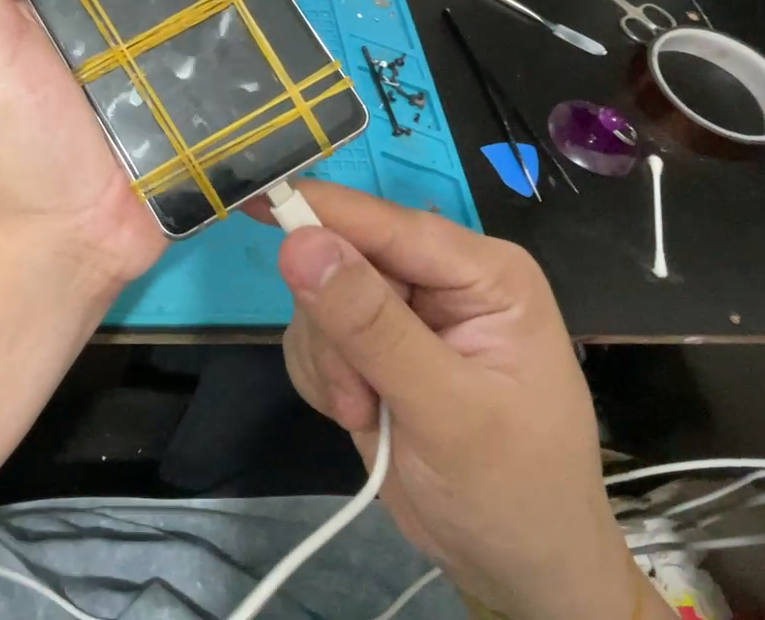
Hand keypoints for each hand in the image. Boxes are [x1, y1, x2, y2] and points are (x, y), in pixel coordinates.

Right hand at [268, 181, 652, 619]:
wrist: (511, 563)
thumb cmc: (511, 488)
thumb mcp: (447, 411)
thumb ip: (372, 326)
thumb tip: (301, 243)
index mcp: (482, 273)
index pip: (388, 223)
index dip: (321, 209)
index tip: (253, 200)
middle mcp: (437, 280)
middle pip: (341, 260)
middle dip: (334, 331)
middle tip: (357, 397)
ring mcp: (398, 313)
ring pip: (316, 299)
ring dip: (328, 364)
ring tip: (368, 414)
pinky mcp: (366, 346)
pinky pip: (309, 337)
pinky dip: (320, 379)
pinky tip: (360, 414)